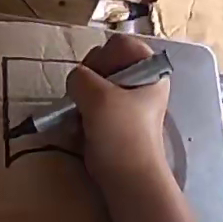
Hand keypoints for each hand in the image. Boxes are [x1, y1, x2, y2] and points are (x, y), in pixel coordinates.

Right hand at [67, 34, 171, 191]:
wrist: (128, 178)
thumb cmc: (121, 134)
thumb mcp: (98, 96)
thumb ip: (79, 77)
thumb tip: (74, 82)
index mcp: (149, 69)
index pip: (119, 44)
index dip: (102, 57)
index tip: (98, 79)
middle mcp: (140, 81)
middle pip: (104, 62)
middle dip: (88, 80)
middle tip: (87, 99)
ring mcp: (126, 101)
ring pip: (93, 85)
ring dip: (82, 98)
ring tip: (82, 116)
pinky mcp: (114, 119)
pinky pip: (91, 104)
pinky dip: (82, 112)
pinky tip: (80, 127)